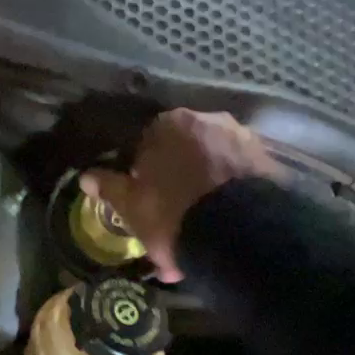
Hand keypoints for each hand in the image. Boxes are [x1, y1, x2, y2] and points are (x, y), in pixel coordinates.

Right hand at [82, 108, 284, 281]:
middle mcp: (209, 120)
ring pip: (211, 170)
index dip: (141, 176)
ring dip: (201, 195)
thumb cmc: (173, 214)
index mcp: (169, 124)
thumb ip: (110, 187)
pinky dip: (226, 202)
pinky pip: (236, 182)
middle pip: (183, 155)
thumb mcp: (131, 207)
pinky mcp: (269, 163)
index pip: (146, 145)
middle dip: (175, 185)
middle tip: (170, 222)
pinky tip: (220, 232)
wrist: (240, 234)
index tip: (142, 202)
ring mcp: (243, 139)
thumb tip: (85, 176)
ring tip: (197, 234)